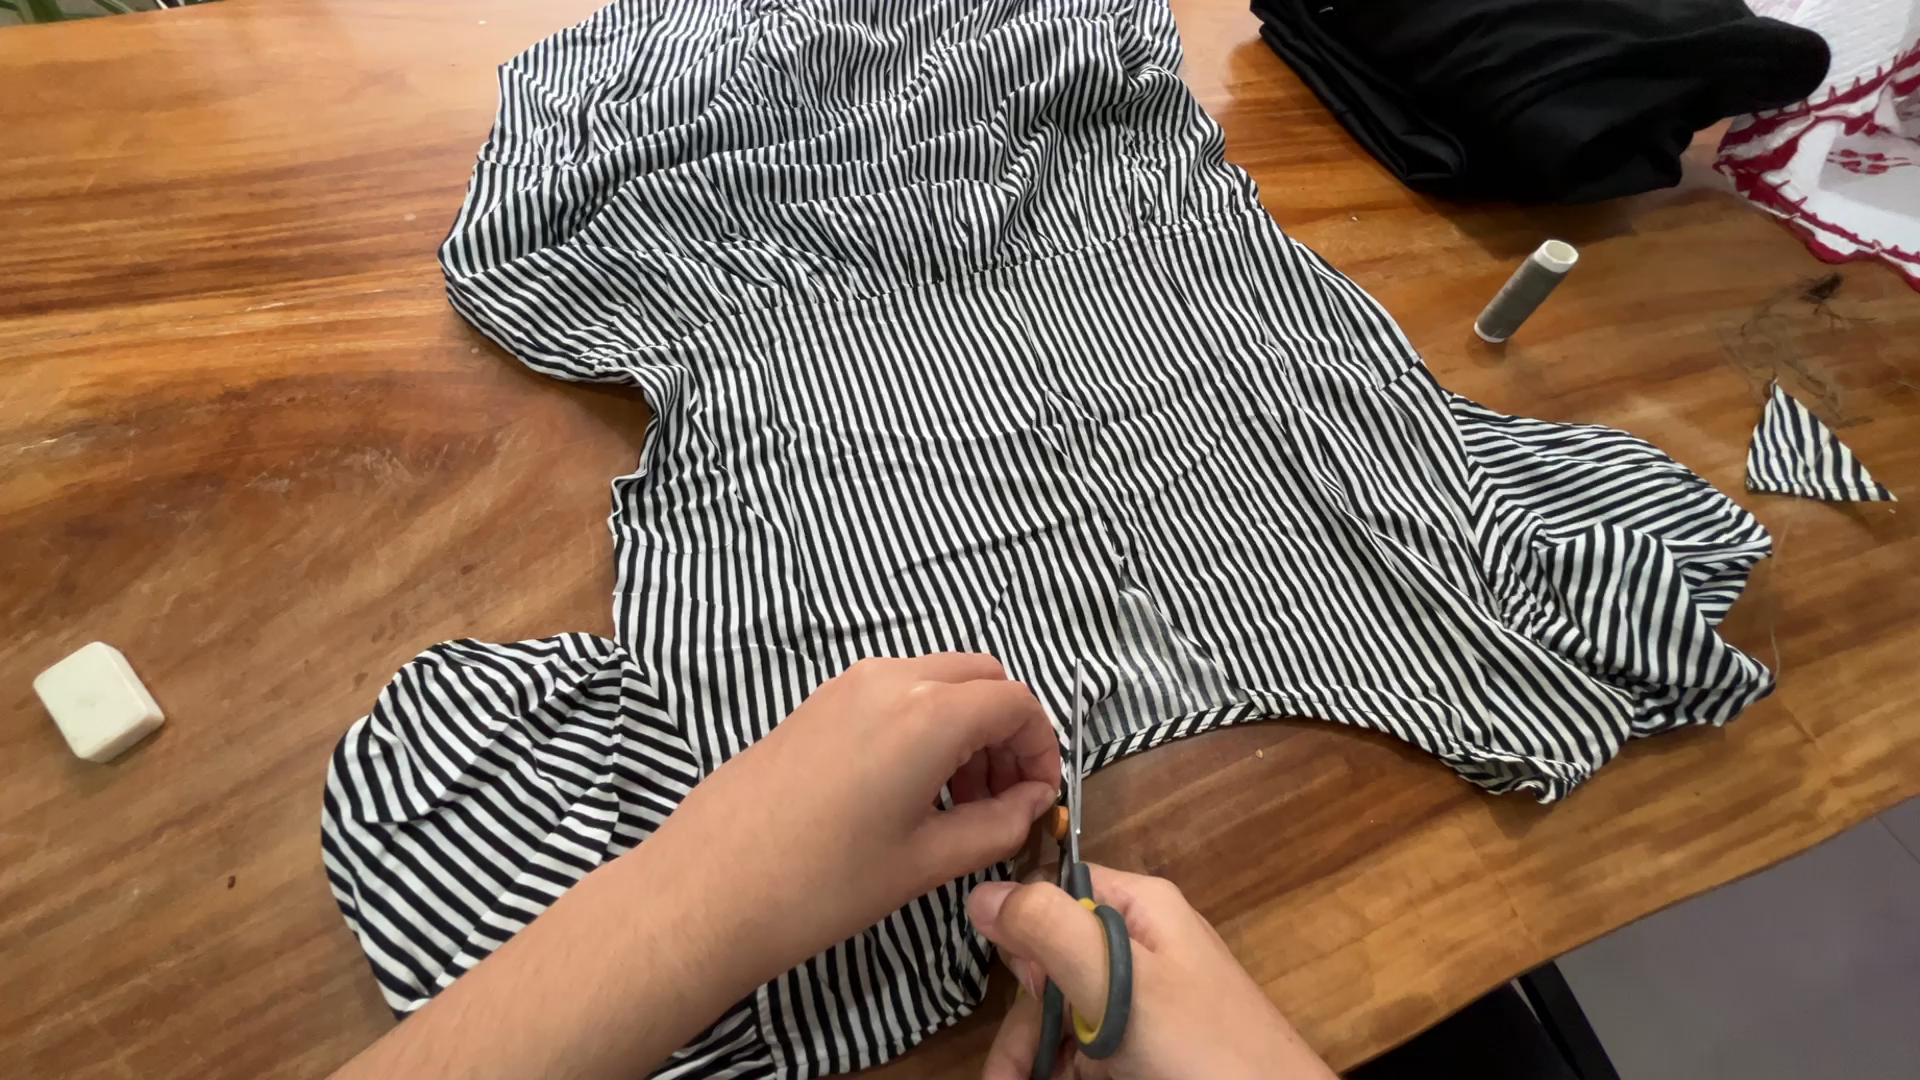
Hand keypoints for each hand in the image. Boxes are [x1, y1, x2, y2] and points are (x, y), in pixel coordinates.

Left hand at [656, 653, 1063, 983]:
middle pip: (981, 677)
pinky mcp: (822, 697)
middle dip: (1006, 729)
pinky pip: (898, 689)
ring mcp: (851, 681)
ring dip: (967, 724)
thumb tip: (1032, 801)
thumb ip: (999, 824)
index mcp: (930, 711)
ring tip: (956, 797)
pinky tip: (908, 782)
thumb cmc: (826, 882)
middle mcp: (894, 676)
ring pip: (939, 678)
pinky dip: (926, 720)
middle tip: (1000, 795)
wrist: (707, 887)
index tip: (1037, 796)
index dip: (1041, 746)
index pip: (1016, 703)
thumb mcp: (928, 861)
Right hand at [969, 866, 1337, 1079]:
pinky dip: (1063, 1069)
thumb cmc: (1202, 1049)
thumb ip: (1047, 927)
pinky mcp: (1148, 1048)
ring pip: (1067, 1015)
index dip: (1029, 932)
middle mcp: (1139, 946)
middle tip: (1008, 1075)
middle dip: (1027, 1020)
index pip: (1057, 890)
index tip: (1027, 988)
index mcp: (1138, 908)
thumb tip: (980, 893)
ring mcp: (1145, 1002)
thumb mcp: (1119, 980)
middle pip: (1055, 962)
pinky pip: (1090, 1049)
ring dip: (1034, 1056)